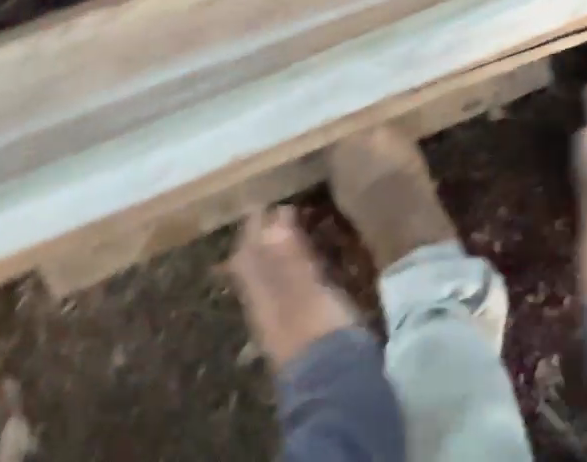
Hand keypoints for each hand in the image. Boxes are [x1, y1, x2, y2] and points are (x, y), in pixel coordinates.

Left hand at [227, 209, 358, 370]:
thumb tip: (274, 216)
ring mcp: (285, 318)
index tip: (271, 199)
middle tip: (285, 211)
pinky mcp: (307, 328)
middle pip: (258, 263)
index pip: (249, 249)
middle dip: (266, 235)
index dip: (257, 223)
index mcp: (260, 291)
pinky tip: (316, 267)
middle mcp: (265, 303)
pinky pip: (296, 290)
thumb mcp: (304, 288)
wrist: (336, 386)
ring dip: (284, 251)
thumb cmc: (318, 331)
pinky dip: (302, 270)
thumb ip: (289, 254)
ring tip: (300, 231)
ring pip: (276, 276)